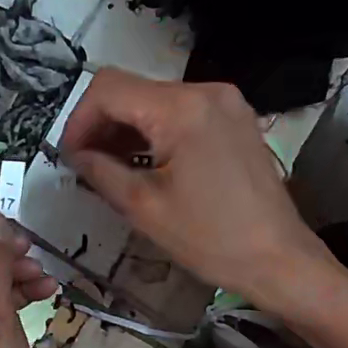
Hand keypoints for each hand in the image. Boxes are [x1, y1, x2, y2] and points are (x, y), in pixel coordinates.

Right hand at [59, 67, 327, 306]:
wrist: (278, 259)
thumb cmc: (209, 238)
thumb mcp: (143, 207)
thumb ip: (99, 171)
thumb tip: (76, 154)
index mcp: (181, 108)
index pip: (108, 89)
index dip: (79, 120)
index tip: (69, 157)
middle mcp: (205, 90)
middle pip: (131, 90)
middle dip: (101, 125)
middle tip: (85, 165)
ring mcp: (225, 102)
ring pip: (154, 100)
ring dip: (126, 129)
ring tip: (110, 168)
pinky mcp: (235, 119)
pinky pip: (181, 112)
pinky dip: (154, 132)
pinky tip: (143, 164)